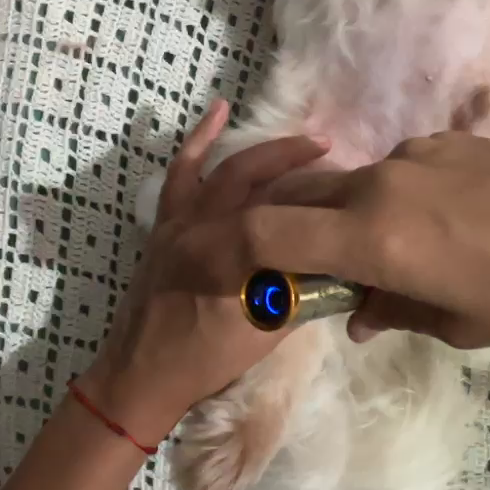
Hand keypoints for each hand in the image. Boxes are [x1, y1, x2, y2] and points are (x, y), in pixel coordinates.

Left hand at [78, 100, 327, 446]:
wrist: (141, 376)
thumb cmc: (205, 361)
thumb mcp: (265, 331)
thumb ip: (299, 291)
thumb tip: (335, 260)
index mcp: (227, 255)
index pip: (283, 214)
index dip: (318, 200)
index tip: (348, 188)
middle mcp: (202, 227)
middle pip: (255, 180)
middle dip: (295, 160)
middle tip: (331, 153)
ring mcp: (178, 221)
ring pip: (223, 171)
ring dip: (263, 152)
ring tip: (301, 138)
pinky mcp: (164, 224)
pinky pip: (181, 174)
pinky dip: (199, 142)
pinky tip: (217, 113)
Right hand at [243, 132, 489, 348]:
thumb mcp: (460, 324)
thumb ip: (391, 311)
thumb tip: (356, 312)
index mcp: (377, 235)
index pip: (269, 233)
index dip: (231, 252)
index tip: (226, 272)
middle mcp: (384, 181)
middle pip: (302, 201)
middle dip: (291, 237)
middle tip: (312, 275)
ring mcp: (419, 151)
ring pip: (350, 184)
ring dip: (345, 219)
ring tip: (390, 257)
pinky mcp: (452, 137)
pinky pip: (396, 170)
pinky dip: (389, 201)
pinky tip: (438, 226)